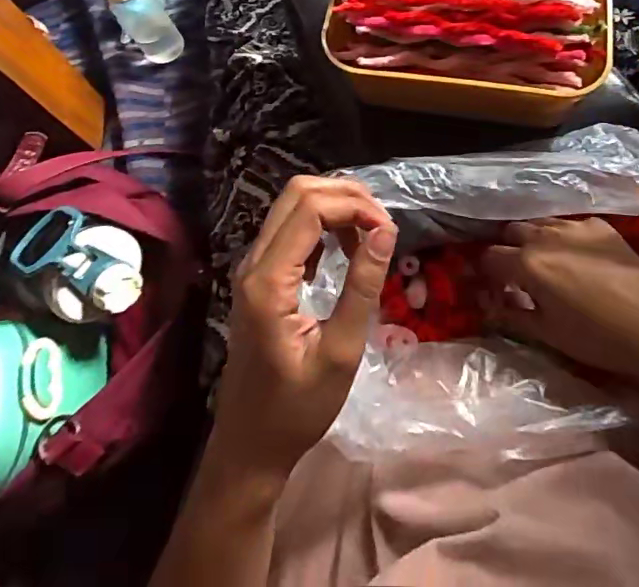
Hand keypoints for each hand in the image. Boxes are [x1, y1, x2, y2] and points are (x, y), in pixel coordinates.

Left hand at [211, 176, 397, 475]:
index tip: (389, 230)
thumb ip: (362, 286)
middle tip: (382, 224)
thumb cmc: (296, 408)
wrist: (249, 443)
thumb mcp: (340, 352)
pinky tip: (348, 250)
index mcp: (268, 280)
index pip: (310, 208)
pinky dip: (324, 226)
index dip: (354, 206)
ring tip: (371, 236)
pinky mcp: (260, 275)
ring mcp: (253, 266)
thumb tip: (386, 231)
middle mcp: (254, 262)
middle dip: (345, 196)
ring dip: (335, 208)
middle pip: (297, 194)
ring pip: (293, 206)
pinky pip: (291, 229)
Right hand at [480, 217, 638, 384]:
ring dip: (534, 239)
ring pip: (540, 223)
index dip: (487, 271)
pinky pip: (569, 224)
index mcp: (528, 264)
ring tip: (546, 262)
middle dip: (509, 249)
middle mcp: (546, 236)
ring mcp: (575, 226)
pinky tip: (576, 257)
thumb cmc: (598, 339)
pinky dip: (563, 236)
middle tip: (518, 273)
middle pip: (512, 231)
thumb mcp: (548, 334)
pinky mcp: (600, 226)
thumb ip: (513, 315)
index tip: (495, 285)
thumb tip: (489, 305)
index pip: (490, 256)